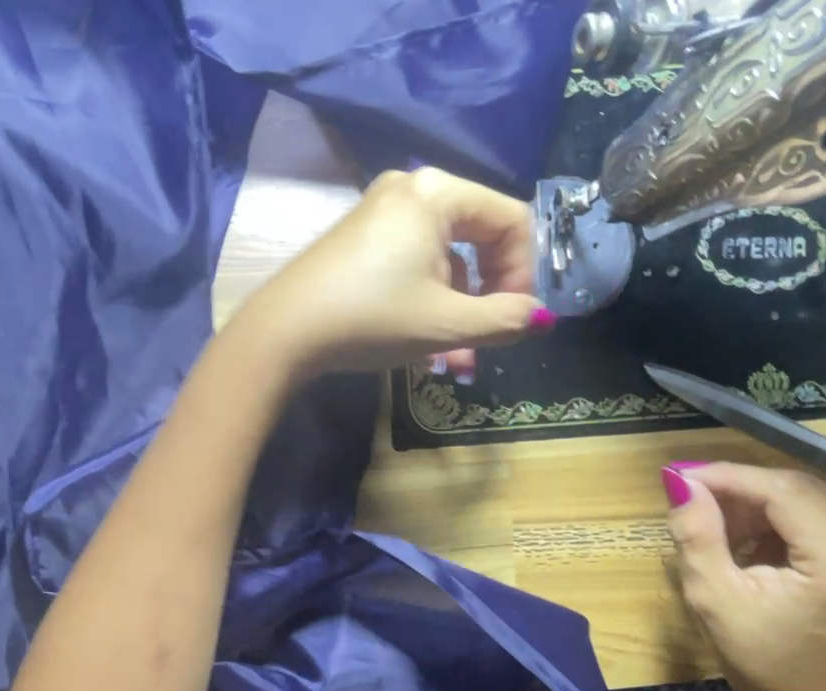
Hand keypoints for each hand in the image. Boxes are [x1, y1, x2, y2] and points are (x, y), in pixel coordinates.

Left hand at [224, 167, 552, 378]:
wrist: (282, 334)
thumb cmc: (372, 319)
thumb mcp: (447, 324)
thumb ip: (505, 320)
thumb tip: (543, 319)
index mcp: (436, 193)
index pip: (511, 220)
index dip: (525, 272)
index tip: (517, 318)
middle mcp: (409, 191)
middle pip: (478, 239)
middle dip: (489, 299)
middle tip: (489, 343)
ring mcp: (378, 216)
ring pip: (444, 261)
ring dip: (459, 312)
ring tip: (458, 363)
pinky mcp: (357, 244)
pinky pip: (412, 266)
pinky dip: (427, 304)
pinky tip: (428, 350)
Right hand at [664, 462, 825, 690]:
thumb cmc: (761, 662)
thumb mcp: (715, 599)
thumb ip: (698, 536)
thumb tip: (682, 483)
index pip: (783, 490)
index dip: (728, 476)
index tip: (680, 475)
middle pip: (801, 490)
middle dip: (742, 491)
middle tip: (692, 503)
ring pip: (814, 498)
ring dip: (762, 505)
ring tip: (720, 529)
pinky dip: (786, 520)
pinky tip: (755, 543)